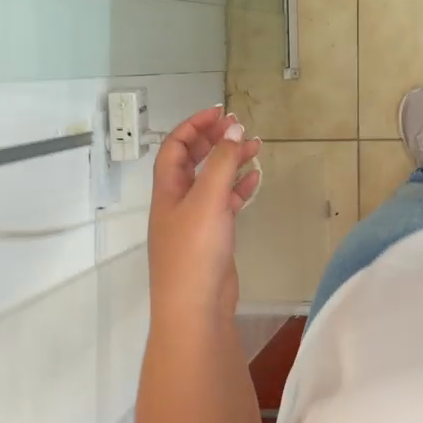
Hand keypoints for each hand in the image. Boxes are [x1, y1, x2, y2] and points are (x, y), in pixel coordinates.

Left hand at [148, 106, 261, 324]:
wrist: (195, 310)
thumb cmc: (195, 251)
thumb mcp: (208, 200)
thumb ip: (222, 162)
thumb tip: (233, 129)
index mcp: (167, 189)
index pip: (175, 146)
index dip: (194, 125)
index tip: (221, 112)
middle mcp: (177, 201)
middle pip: (193, 160)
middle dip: (214, 139)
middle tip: (239, 125)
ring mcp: (194, 220)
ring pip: (212, 180)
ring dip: (230, 160)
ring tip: (255, 146)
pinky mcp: (212, 237)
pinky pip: (225, 202)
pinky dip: (239, 187)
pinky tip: (255, 178)